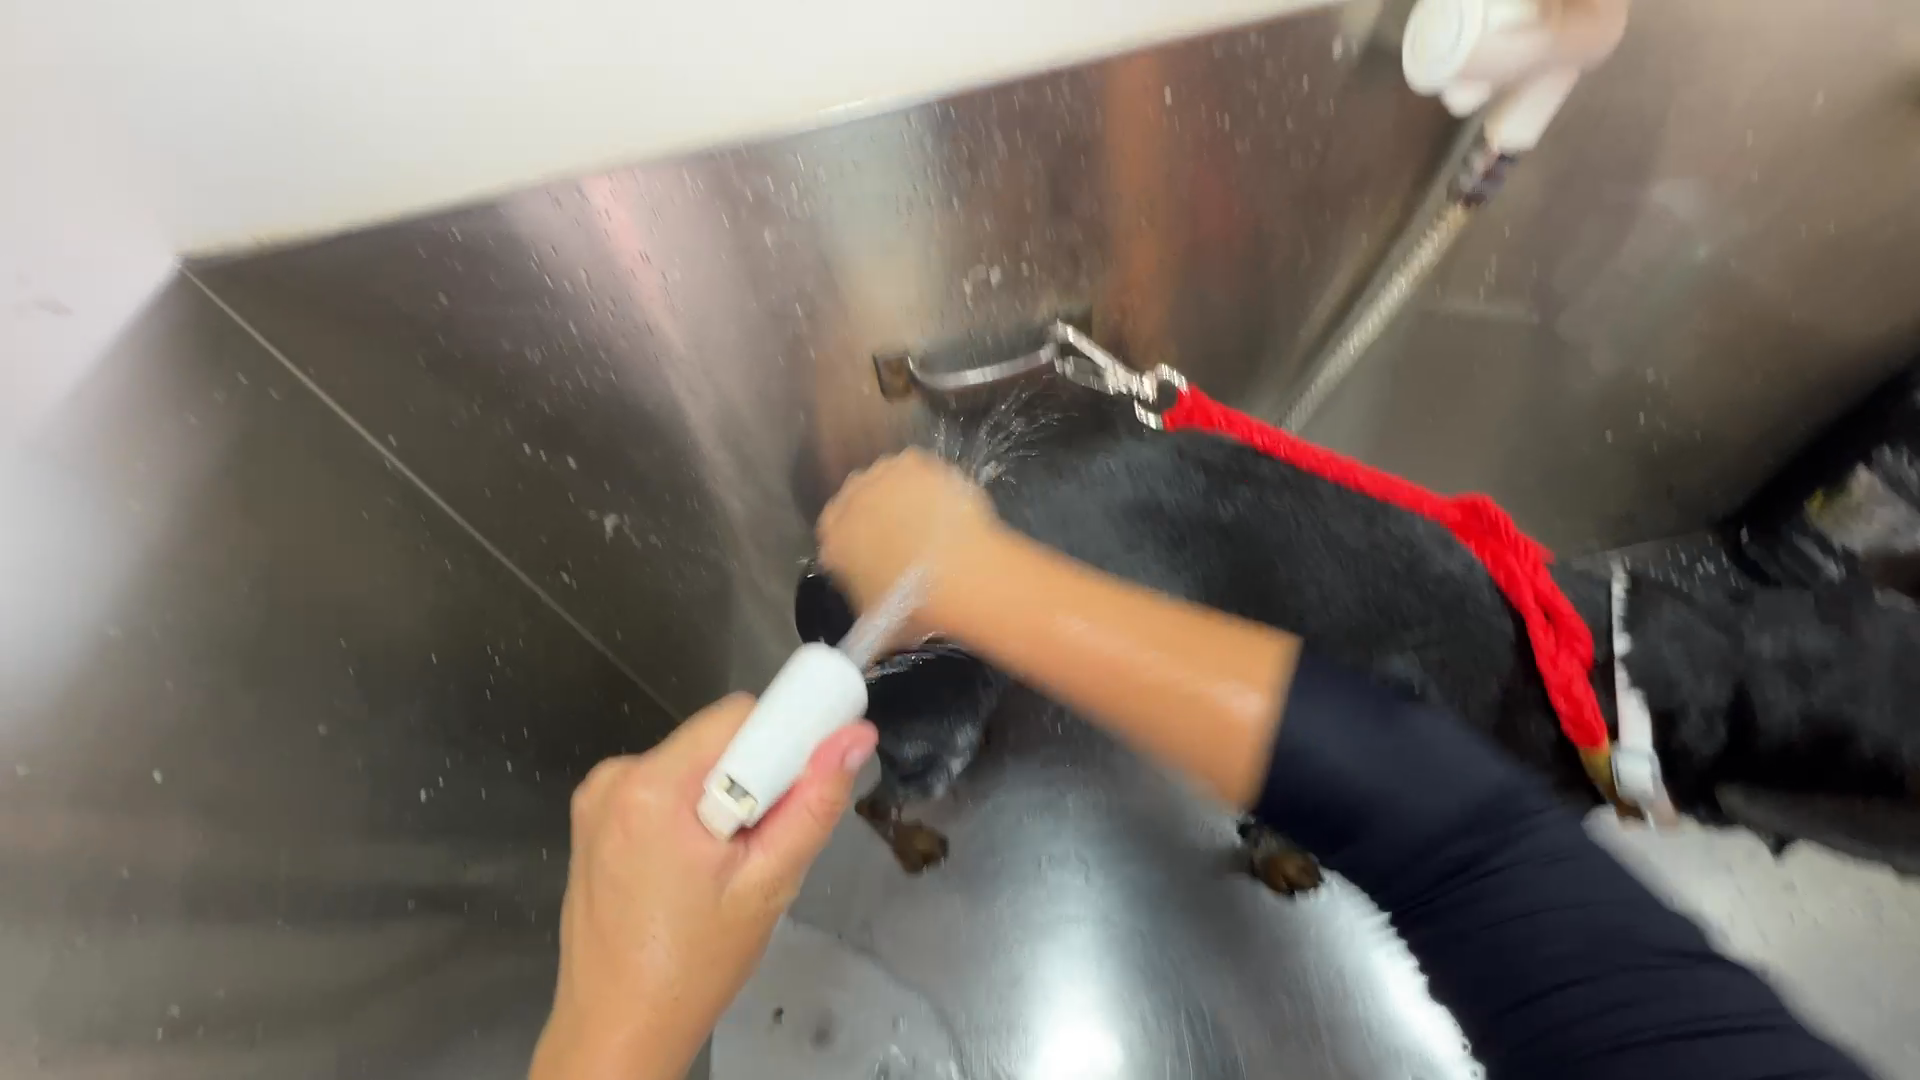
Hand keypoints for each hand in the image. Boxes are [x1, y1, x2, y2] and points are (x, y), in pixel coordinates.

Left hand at [530, 694, 877, 1079]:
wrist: (615, 1036)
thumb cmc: (695, 966)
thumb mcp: (770, 884)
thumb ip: (817, 801)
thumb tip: (858, 735)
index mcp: (651, 785)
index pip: (739, 714)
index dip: (783, 737)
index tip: (803, 779)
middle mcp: (614, 776)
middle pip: (716, 738)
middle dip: (755, 774)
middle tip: (766, 838)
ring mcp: (596, 798)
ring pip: (695, 761)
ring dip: (727, 793)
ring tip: (732, 862)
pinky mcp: (594, 820)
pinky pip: (667, 786)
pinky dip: (695, 809)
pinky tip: (697, 866)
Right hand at [816, 448, 1004, 631]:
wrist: (960, 574)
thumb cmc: (914, 603)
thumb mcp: (875, 615)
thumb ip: (861, 596)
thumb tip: (868, 603)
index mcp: (832, 536)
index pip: (832, 528)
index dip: (853, 537)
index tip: (871, 547)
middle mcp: (848, 500)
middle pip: (856, 499)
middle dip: (874, 512)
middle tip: (901, 533)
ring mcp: (881, 475)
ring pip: (885, 479)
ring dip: (899, 493)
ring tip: (926, 518)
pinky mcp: (915, 462)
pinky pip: (914, 467)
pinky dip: (926, 481)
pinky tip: (941, 501)